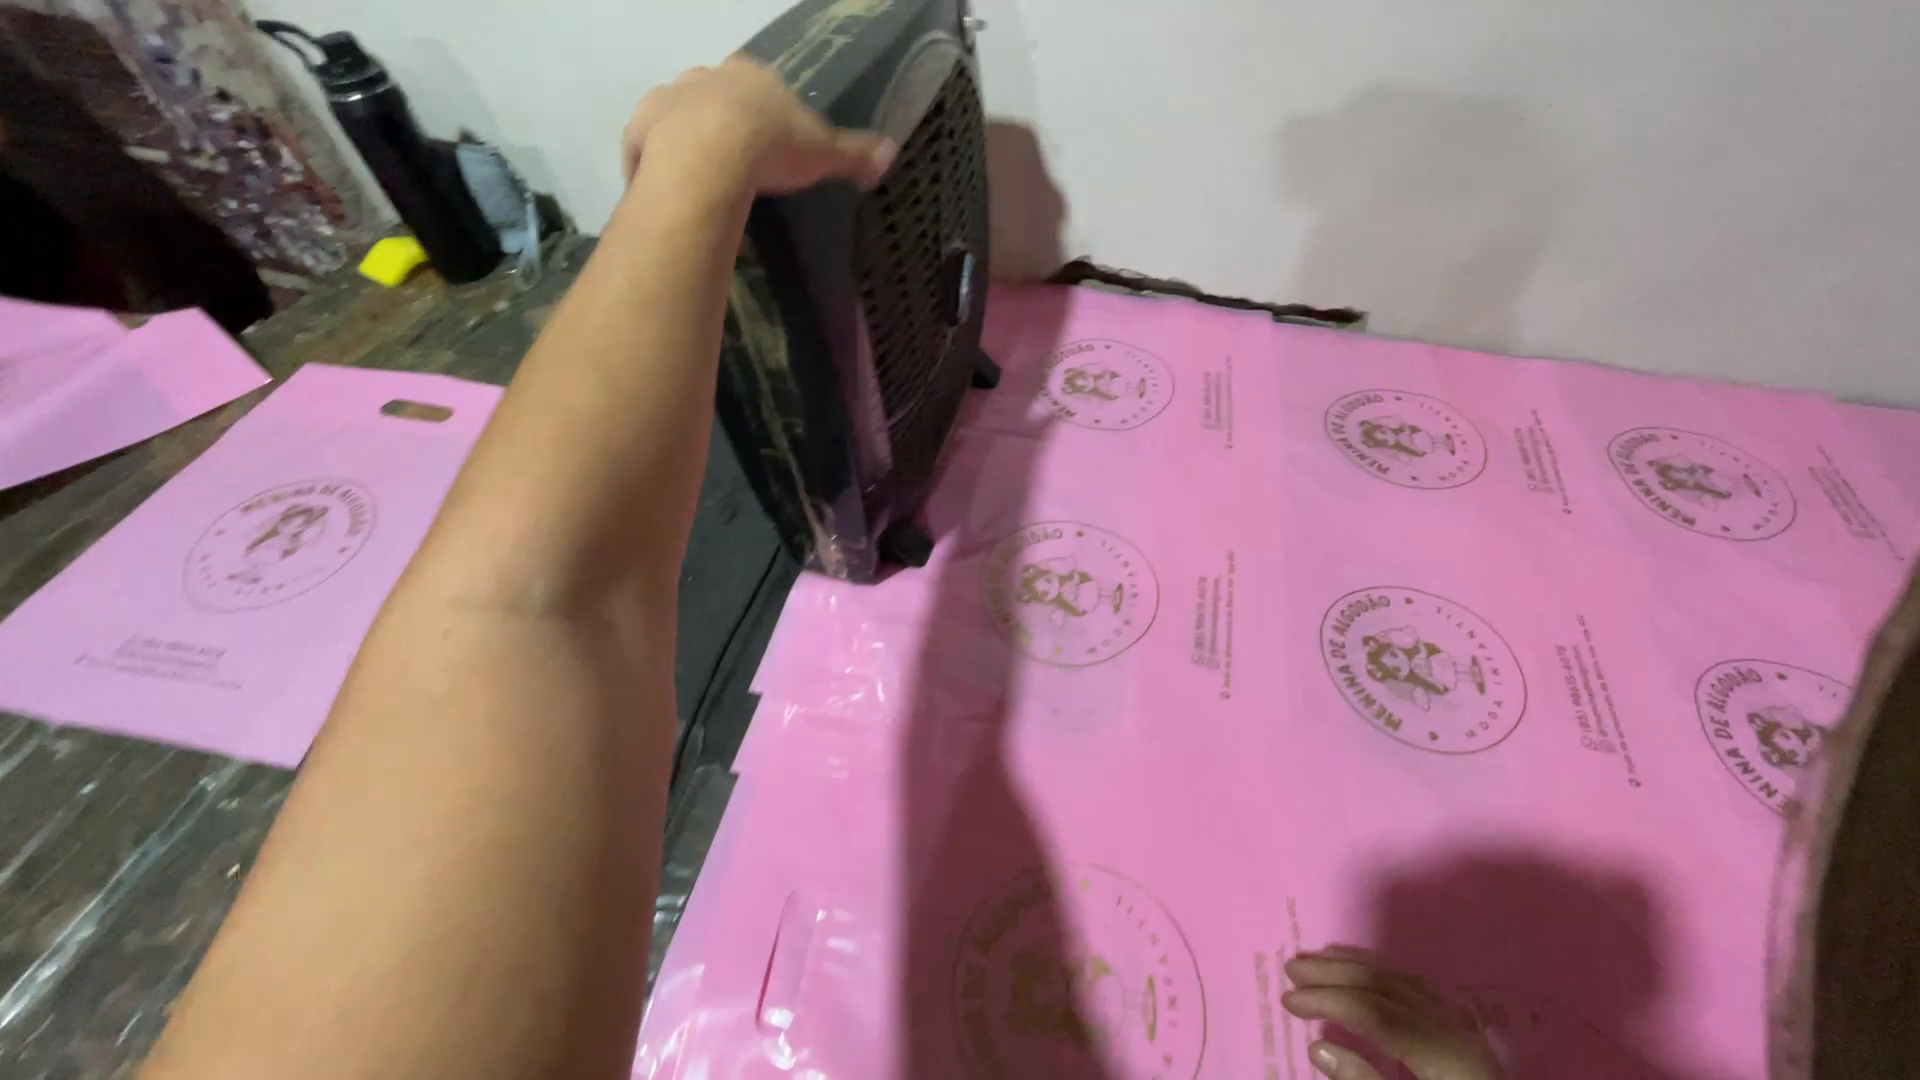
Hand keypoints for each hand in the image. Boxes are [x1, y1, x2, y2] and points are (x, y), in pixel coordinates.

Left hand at [622, 56, 894, 194]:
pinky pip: (645, 148)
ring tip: (700, 178)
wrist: (712, 156)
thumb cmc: (773, 148)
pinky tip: (665, 189)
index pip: (760, 88)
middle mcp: (706, 77)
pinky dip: (652, 165)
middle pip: (715, 97)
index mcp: (751, 76)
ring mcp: (668, 99)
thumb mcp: (824, 152)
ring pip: (676, 116)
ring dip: (684, 140)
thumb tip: (891, 153)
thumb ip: (854, 154)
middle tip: (736, 161)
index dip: (765, 114)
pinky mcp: (641, 130)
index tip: (770, 141)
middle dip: (723, 123)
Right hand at [1282, 946, 1503, 1079]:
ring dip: (1353, 966)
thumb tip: (1318, 1048)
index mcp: (1446, 1057)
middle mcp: (1455, 1033)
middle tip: (1291, 969)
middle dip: (1335, 974)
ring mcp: (1461, 1031)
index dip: (1328, 1001)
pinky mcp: (1460, 1038)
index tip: (1287, 1000)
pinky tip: (1359, 973)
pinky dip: (1379, 973)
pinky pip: (1414, 988)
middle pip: (1386, 986)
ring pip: (1401, 979)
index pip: (1375, 1012)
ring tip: (1315, 962)